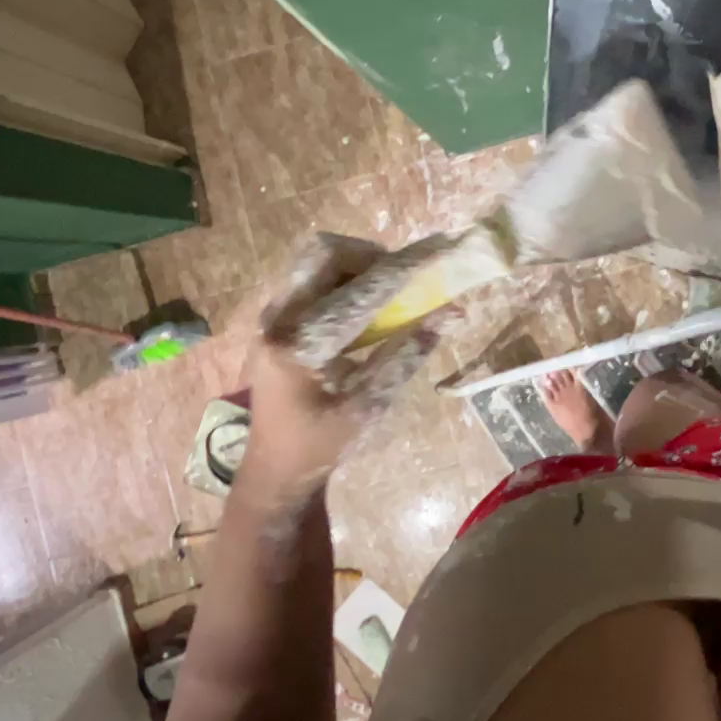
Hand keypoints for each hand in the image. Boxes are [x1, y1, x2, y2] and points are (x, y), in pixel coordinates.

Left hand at [239, 234, 457, 490]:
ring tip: (389, 291)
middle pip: (324, 254)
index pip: (359, 293)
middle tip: (404, 278)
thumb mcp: (369, 407)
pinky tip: (367, 306)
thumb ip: (405, 356)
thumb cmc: (321, 445)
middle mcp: (278, 320)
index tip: (437, 253)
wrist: (273, 467)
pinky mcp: (276, 319)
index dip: (402, 271)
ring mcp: (272, 316)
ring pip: (316, 260)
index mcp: (299, 346)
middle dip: (371, 256)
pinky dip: (344, 278)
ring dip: (357, 265)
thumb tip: (448, 315)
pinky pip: (311, 277)